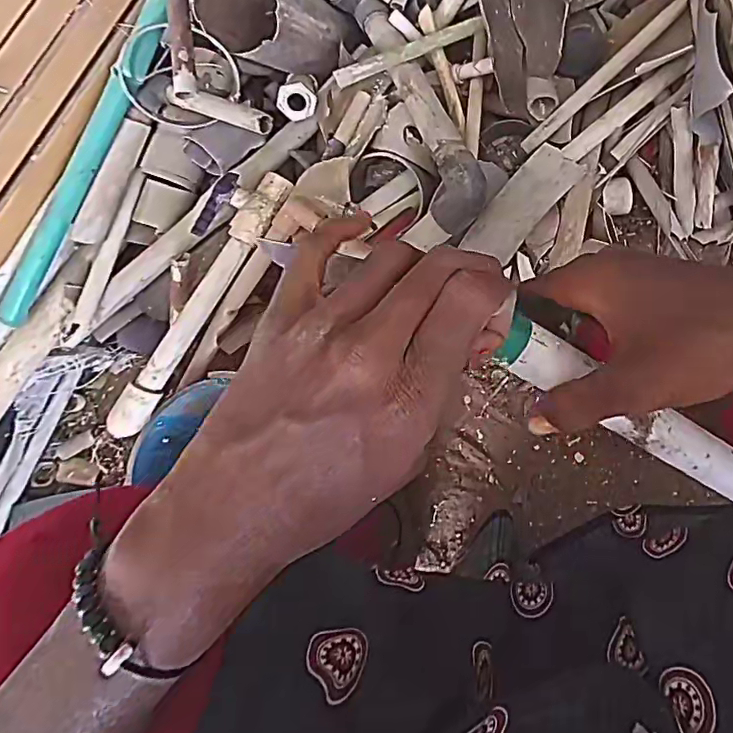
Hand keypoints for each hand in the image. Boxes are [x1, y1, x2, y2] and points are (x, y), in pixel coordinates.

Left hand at [105, 217, 513, 666]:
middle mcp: (366, 352)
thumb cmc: (322, 494)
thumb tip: (465, 337)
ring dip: (427, 263)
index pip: (469, 301)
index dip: (496, 293)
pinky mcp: (283, 315)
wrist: (236, 504)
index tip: (495, 304)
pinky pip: (315, 249)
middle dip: (473, 272)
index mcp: (407, 398)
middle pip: (440, 269)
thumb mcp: (409, 456)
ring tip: (430, 283)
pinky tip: (367, 229)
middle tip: (475, 292)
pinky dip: (346, 228)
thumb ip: (445, 389)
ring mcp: (320, 326)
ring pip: (394, 255)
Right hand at [521, 251, 732, 433]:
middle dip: (550, 347)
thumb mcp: (632, 385)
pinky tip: (629, 370)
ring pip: (586, 312)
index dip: (513, 333)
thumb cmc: (705, 341)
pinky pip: (615, 312)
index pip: (526, 298)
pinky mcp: (658, 287)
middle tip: (555, 383)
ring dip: (582, 347)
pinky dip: (610, 340)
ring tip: (593, 383)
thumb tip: (538, 419)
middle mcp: (606, 267)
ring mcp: (635, 274)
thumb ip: (577, 404)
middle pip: (554, 306)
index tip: (515, 367)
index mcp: (588, 277)